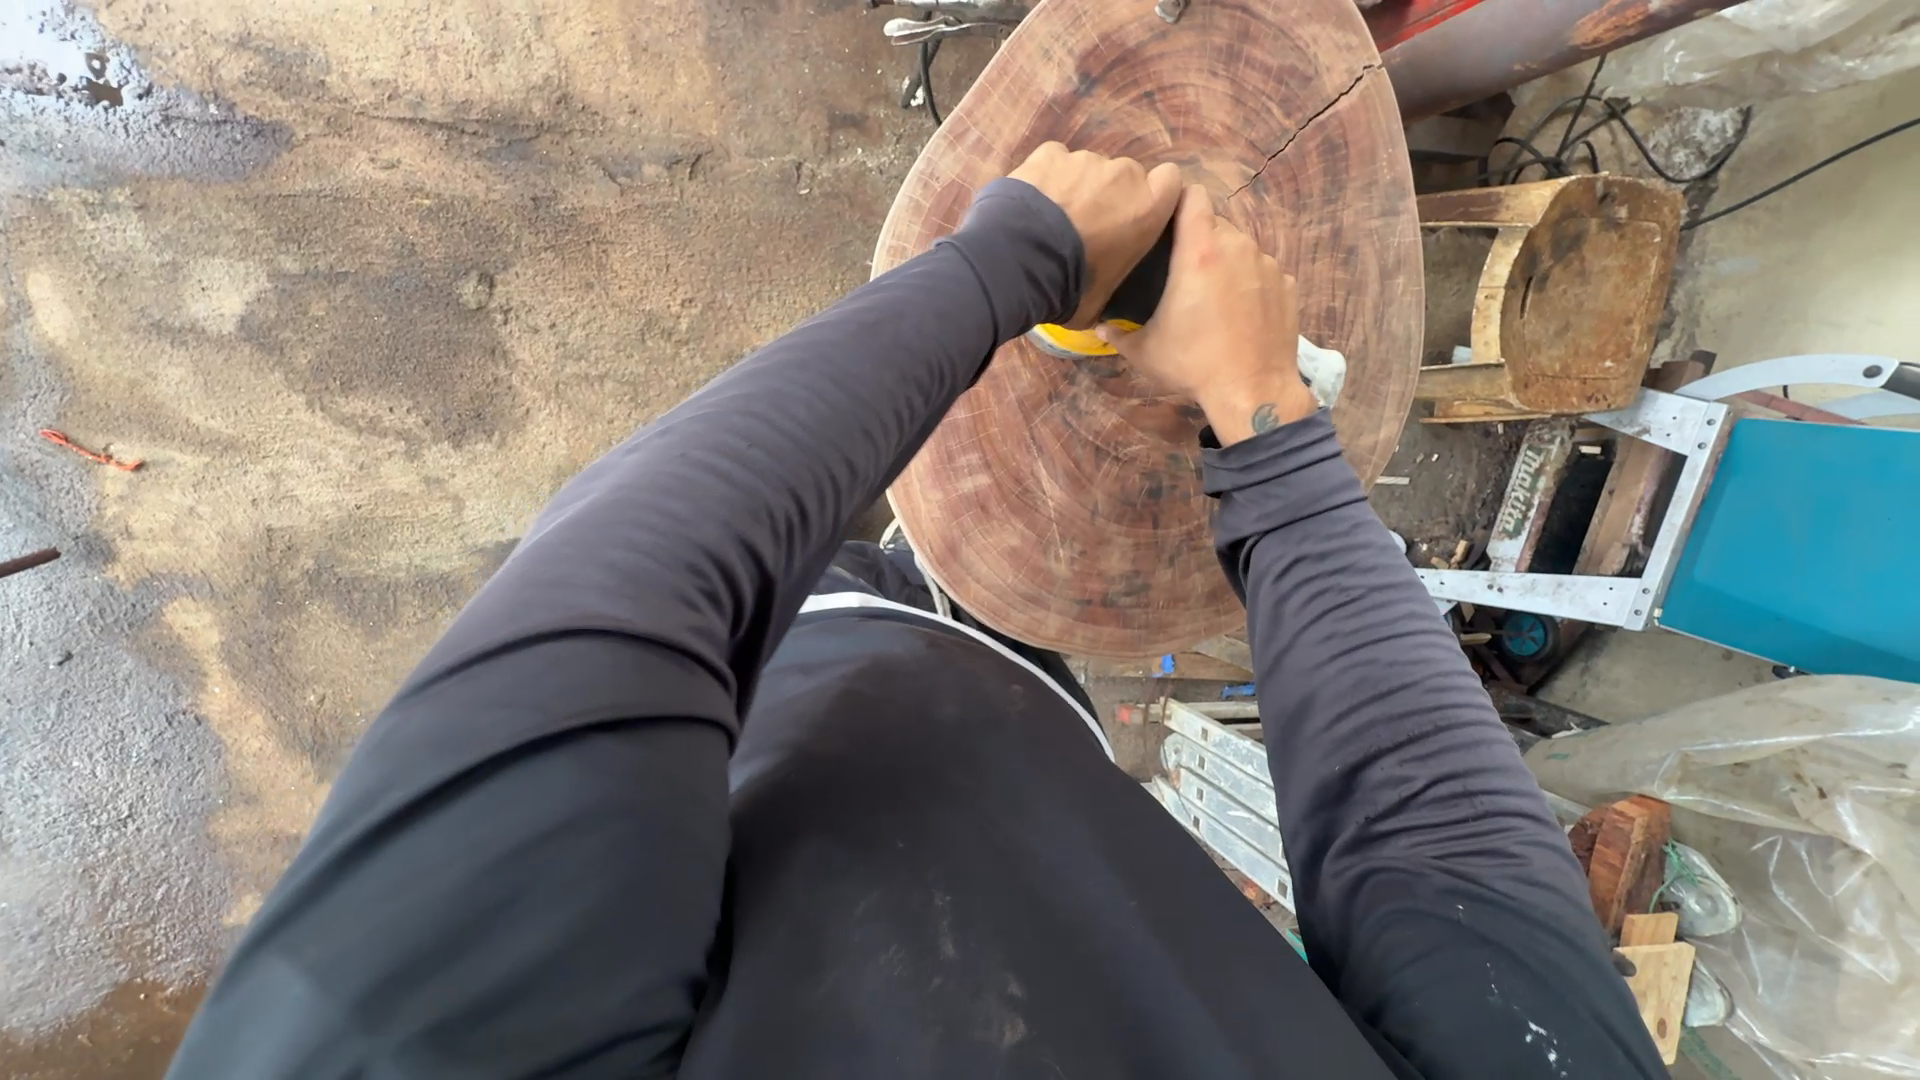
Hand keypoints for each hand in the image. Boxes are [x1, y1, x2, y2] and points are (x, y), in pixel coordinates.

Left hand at [1009, 142, 1182, 328]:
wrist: (1018, 264)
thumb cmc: (1070, 290)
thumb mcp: (1101, 303)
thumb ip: (1113, 287)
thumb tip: (1103, 306)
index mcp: (1147, 209)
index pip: (1170, 182)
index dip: (1155, 195)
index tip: (1137, 215)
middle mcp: (1123, 176)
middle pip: (1126, 177)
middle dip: (1111, 197)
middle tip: (1087, 228)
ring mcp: (1085, 160)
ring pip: (1089, 169)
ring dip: (1077, 189)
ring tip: (1051, 221)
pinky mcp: (1049, 154)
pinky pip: (1055, 161)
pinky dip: (1048, 177)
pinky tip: (1032, 204)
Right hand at [1097, 185, 1315, 444]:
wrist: (1252, 390)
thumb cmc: (1193, 364)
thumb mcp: (1145, 352)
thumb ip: (1118, 334)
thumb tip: (1098, 327)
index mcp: (1198, 253)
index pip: (1192, 196)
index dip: (1178, 201)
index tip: (1167, 220)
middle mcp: (1236, 247)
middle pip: (1216, 224)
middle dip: (1200, 240)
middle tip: (1184, 272)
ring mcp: (1267, 264)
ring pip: (1241, 248)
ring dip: (1226, 263)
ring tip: (1214, 297)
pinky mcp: (1288, 284)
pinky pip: (1263, 272)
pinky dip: (1251, 283)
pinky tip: (1241, 313)